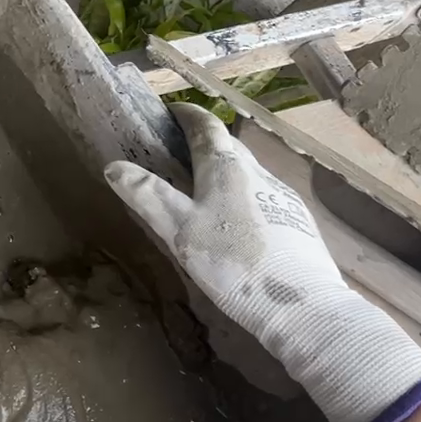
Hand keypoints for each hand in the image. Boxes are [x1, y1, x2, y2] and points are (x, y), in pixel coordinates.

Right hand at [105, 103, 420, 421]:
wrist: (307, 310)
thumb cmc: (235, 262)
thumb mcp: (179, 230)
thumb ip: (147, 195)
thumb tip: (113, 166)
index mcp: (227, 169)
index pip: (206, 126)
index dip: (187, 114)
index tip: (170, 111)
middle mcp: (258, 174)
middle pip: (229, 146)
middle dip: (203, 141)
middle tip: (177, 151)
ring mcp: (283, 198)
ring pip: (248, 172)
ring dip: (224, 170)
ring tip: (202, 189)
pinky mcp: (299, 224)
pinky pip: (262, 196)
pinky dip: (242, 195)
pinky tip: (235, 224)